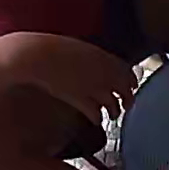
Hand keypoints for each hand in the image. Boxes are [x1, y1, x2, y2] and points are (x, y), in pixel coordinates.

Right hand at [3, 33, 137, 121]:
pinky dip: (98, 118)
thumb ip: (96, 59)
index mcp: (105, 58)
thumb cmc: (54, 49)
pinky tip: (96, 120)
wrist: (36, 55)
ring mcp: (93, 88)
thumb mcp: (81, 49)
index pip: (128, 72)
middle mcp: (104, 74)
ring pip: (113, 105)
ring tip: (112, 115)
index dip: (131, 82)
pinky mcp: (81, 100)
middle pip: (125, 91)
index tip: (131, 87)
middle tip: (126, 106)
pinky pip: (96, 114)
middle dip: (127, 100)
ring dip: (114, 111)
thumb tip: (102, 66)